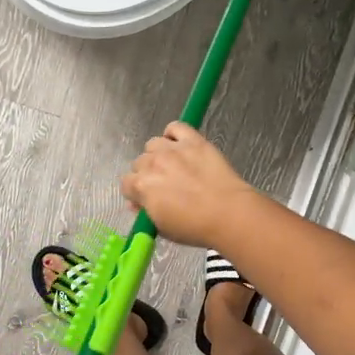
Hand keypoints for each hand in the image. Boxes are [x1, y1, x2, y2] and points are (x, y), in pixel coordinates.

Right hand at [121, 123, 261, 246]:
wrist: (228, 213)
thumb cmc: (194, 227)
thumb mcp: (162, 228)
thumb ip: (147, 212)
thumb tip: (139, 203)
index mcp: (141, 186)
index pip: (126, 183)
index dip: (136, 192)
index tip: (146, 199)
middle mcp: (152, 163)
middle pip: (139, 163)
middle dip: (147, 174)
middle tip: (163, 185)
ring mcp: (173, 149)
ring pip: (153, 144)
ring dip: (157, 154)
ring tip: (172, 165)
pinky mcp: (193, 140)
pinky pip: (175, 127)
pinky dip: (173, 134)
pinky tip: (180, 144)